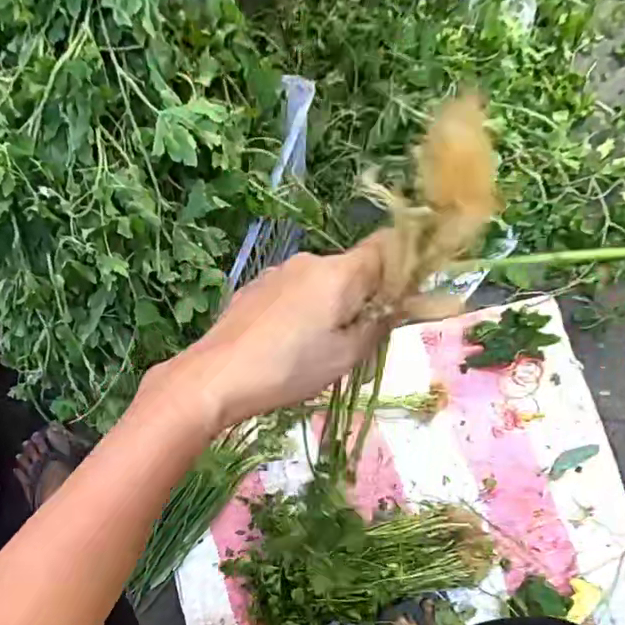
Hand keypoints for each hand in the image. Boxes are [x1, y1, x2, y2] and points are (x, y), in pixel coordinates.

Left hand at [142, 232, 389, 431]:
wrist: (217, 376)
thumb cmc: (290, 368)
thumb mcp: (346, 356)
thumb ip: (378, 326)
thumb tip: (398, 305)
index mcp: (339, 273)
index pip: (384, 248)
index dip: (403, 264)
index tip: (408, 294)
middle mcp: (309, 261)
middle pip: (352, 269)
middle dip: (365, 296)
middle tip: (362, 339)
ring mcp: (279, 272)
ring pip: (322, 282)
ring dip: (333, 306)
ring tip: (320, 347)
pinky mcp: (256, 287)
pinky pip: (295, 292)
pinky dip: (305, 310)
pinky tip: (290, 343)